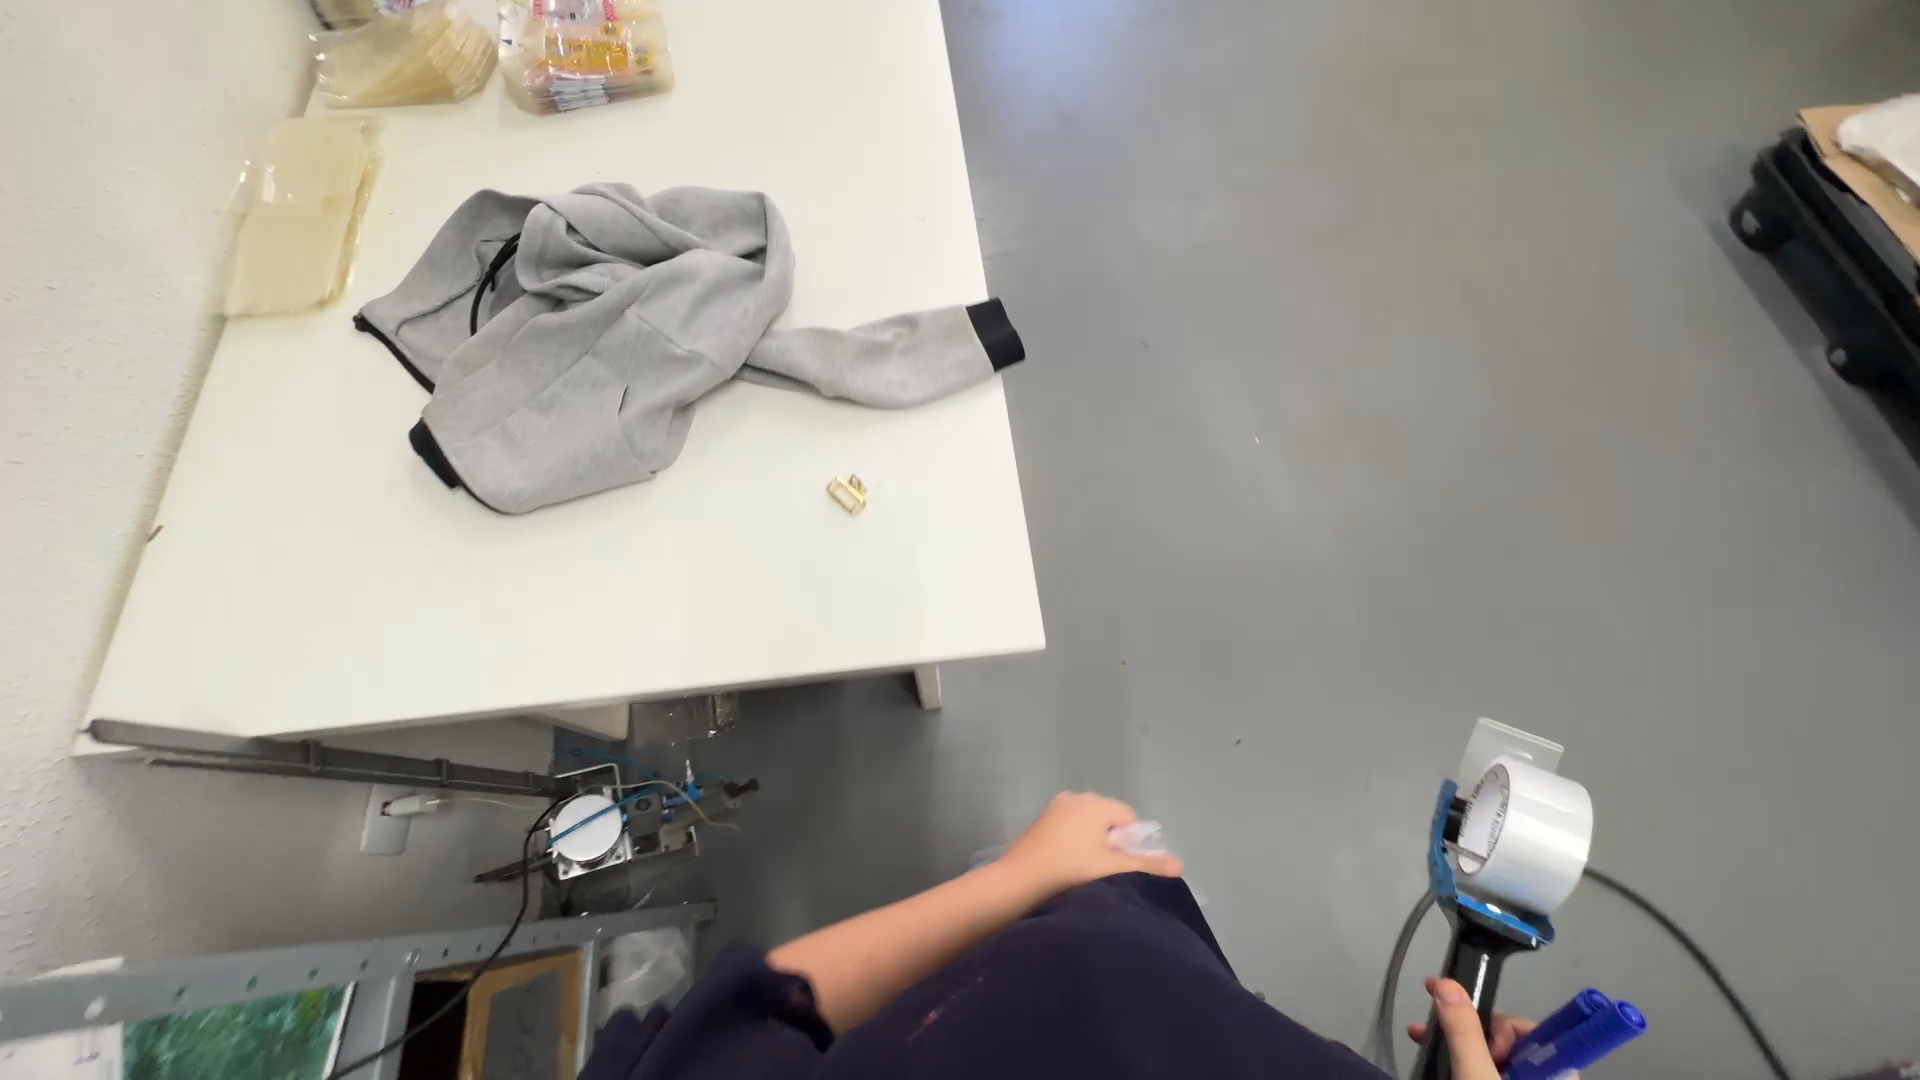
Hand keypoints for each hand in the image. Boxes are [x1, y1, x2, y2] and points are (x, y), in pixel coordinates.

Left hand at [996, 792, 1183, 900]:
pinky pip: (1069, 825)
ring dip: (1092, 841)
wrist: (1021, 879)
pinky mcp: (1042, 818)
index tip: (1117, 863)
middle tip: (1101, 868)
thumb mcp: (1113, 868)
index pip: (1128, 817)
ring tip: (1083, 868)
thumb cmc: (1072, 870)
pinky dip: (1074, 840)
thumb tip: (1180, 864)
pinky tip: (1066, 862)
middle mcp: (1076, 796)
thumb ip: (1147, 864)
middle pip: (1108, 817)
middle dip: (1111, 840)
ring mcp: (1056, 806)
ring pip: (1088, 822)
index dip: (1129, 842)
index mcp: (1096, 803)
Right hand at [1406, 978, 1570, 1079]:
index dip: (1494, 1017)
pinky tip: (1433, 1052)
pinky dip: (1461, 1055)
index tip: (1456, 1003)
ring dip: (1457, 1041)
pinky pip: (1488, 1066)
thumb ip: (1464, 1033)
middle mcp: (1546, 1076)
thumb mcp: (1475, 1077)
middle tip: (1440, 1036)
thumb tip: (1447, 982)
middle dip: (1471, 1031)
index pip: (1529, 1027)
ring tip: (1421, 1037)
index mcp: (1554, 1072)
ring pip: (1494, 1052)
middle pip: (1508, 1038)